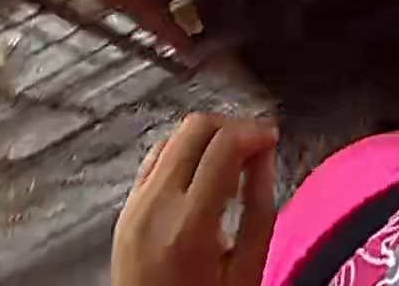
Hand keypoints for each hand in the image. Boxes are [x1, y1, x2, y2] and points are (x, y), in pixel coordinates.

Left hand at [112, 114, 276, 285]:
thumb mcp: (246, 275)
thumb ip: (260, 210)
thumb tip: (264, 155)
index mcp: (187, 226)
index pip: (222, 146)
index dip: (253, 131)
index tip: (273, 135)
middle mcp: (154, 205)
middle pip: (196, 127)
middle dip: (231, 127)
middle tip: (255, 145)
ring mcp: (134, 204)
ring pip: (175, 136)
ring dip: (207, 138)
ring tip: (233, 163)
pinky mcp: (125, 208)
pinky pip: (156, 158)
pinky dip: (183, 153)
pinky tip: (202, 176)